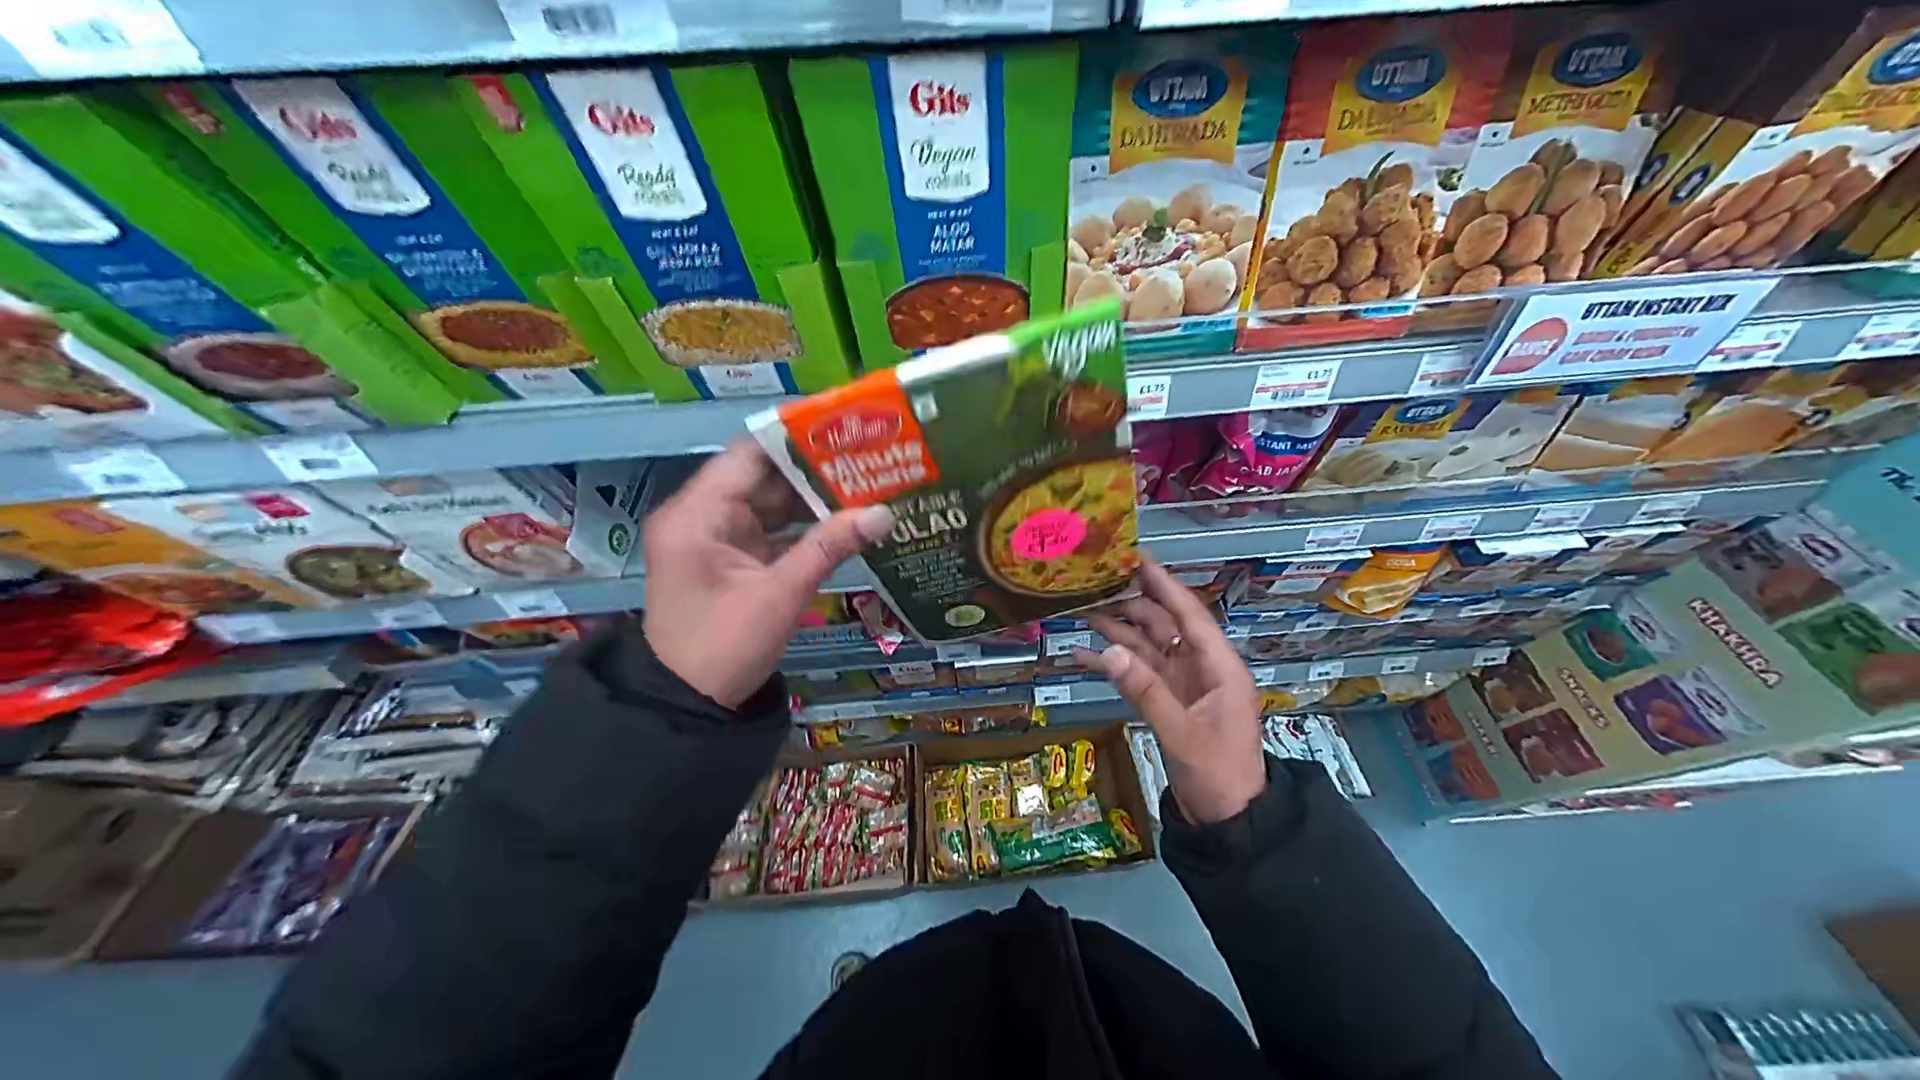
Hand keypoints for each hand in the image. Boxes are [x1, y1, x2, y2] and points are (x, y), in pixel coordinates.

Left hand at [643, 440, 892, 708]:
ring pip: (770, 503)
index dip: (793, 436)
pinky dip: (803, 527)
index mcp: (698, 514)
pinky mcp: (731, 559)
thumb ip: (830, 548)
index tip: (842, 426)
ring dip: (813, 499)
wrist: (686, 706)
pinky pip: (771, 530)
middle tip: (867, 456)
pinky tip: (844, 520)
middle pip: (762, 477)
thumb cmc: (724, 648)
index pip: (748, 455)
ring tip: (865, 483)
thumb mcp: (780, 595)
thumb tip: (884, 513)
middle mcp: (702, 515)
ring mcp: (717, 538)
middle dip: (814, 469)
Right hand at [1074, 556, 1265, 823]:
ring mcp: (1182, 683)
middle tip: (1097, 583)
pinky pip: (1137, 673)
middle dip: (1132, 603)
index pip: (1189, 615)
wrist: (1227, 818)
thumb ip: (1145, 691)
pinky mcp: (1167, 700)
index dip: (1164, 585)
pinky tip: (1082, 656)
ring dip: (1119, 630)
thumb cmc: (1219, 773)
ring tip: (1084, 610)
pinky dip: (1113, 665)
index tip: (1137, 559)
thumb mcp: (1182, 733)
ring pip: (1147, 646)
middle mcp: (1201, 667)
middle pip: (1164, 625)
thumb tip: (1108, 651)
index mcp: (1219, 667)